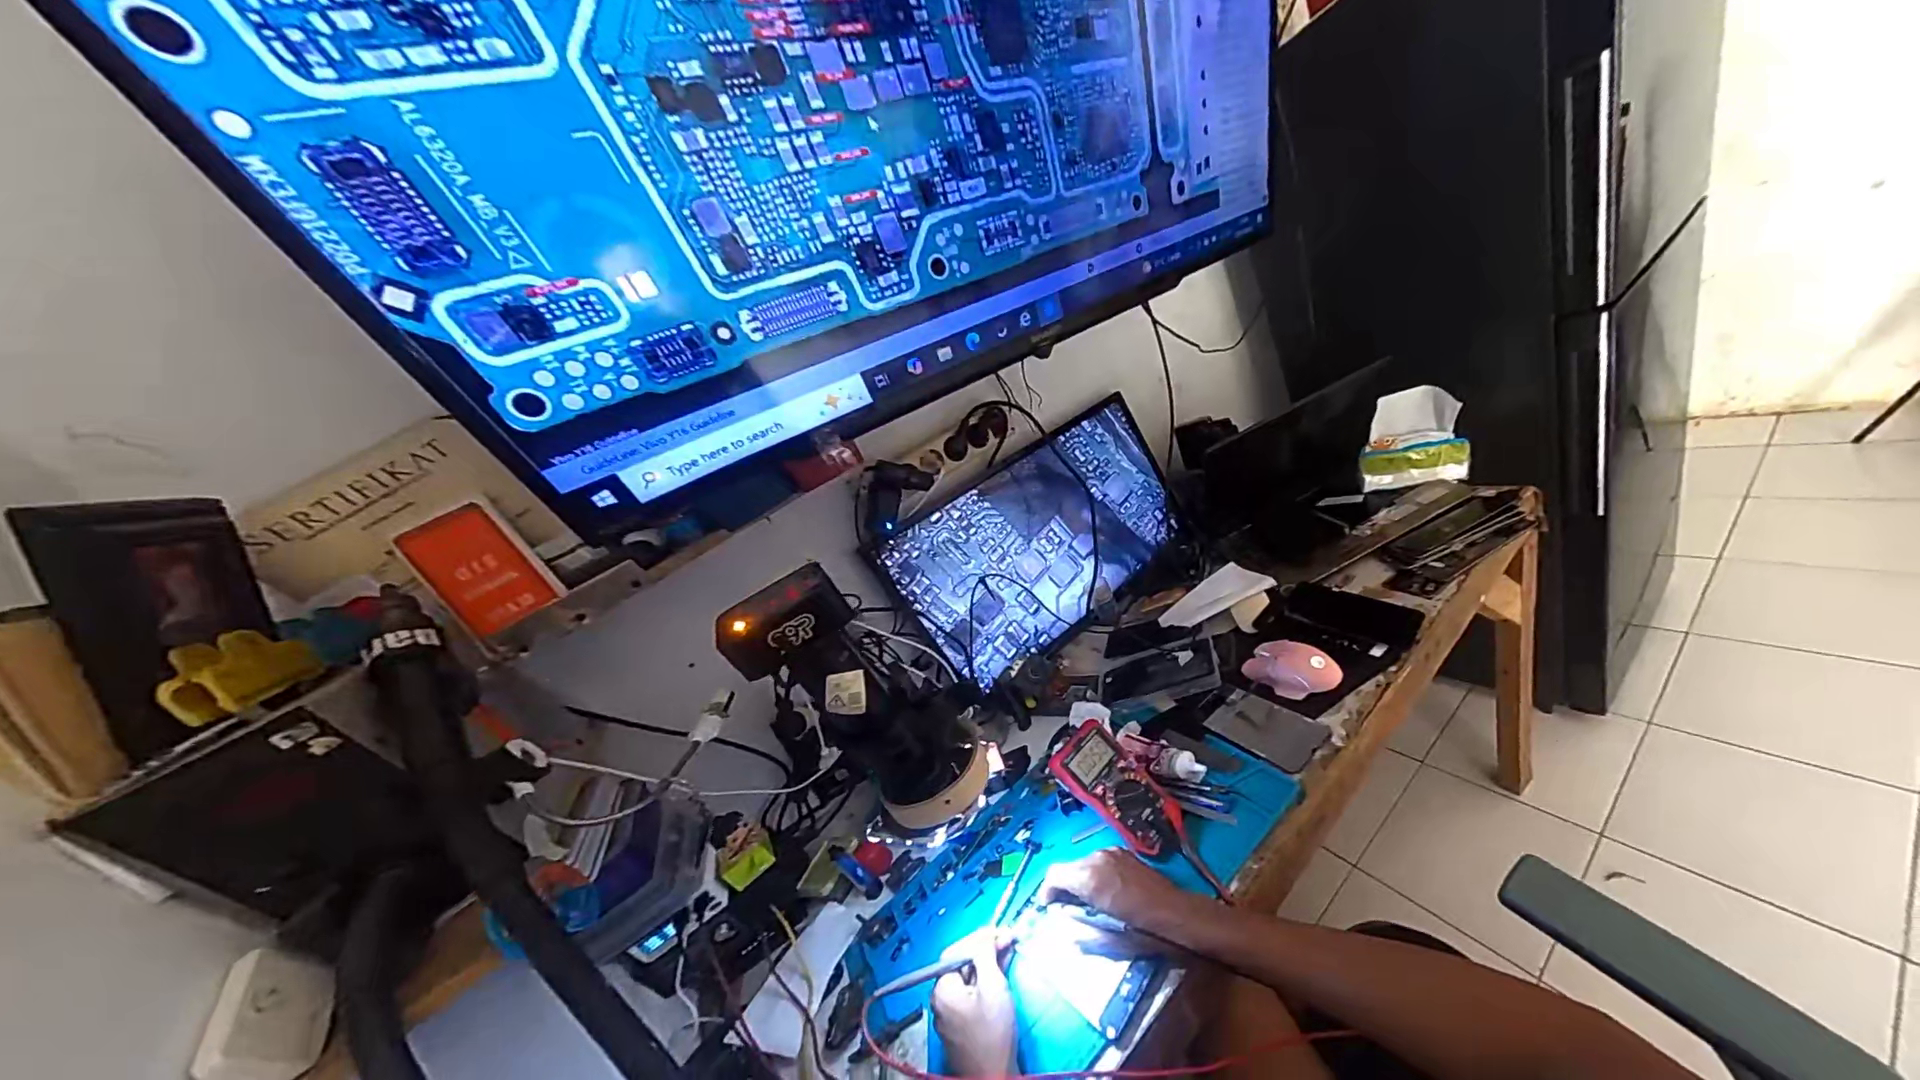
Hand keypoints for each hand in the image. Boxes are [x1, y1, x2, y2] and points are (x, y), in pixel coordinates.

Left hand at [931, 929, 1016, 1078]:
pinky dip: (984, 983)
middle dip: (984, 950)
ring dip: (986, 964)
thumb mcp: (993, 985)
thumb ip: (986, 955)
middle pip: (961, 964)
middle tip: (1006, 941)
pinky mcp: (961, 1027)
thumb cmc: (993, 1032)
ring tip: (1006, 953)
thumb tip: (985, 935)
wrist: (994, 1079)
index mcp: (942, 988)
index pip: (956, 951)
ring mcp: (949, 1015)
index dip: (978, 939)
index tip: (999, 933)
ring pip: (967, 979)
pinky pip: (970, 995)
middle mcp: (940, 1000)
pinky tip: (1000, 975)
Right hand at [1038, 848, 1204, 938]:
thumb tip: (1060, 918)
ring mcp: (1110, 852)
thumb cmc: (1142, 930)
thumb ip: (1078, 923)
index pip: (1054, 875)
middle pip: (1066, 867)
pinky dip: (1092, 873)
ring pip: (1081, 863)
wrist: (1177, 913)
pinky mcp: (1122, 852)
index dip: (1046, 892)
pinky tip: (1103, 890)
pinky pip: (1097, 860)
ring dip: (1077, 879)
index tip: (1048, 907)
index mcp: (1089, 877)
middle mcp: (1096, 858)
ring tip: (1085, 900)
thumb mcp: (1105, 934)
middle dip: (1062, 886)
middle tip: (1065, 907)